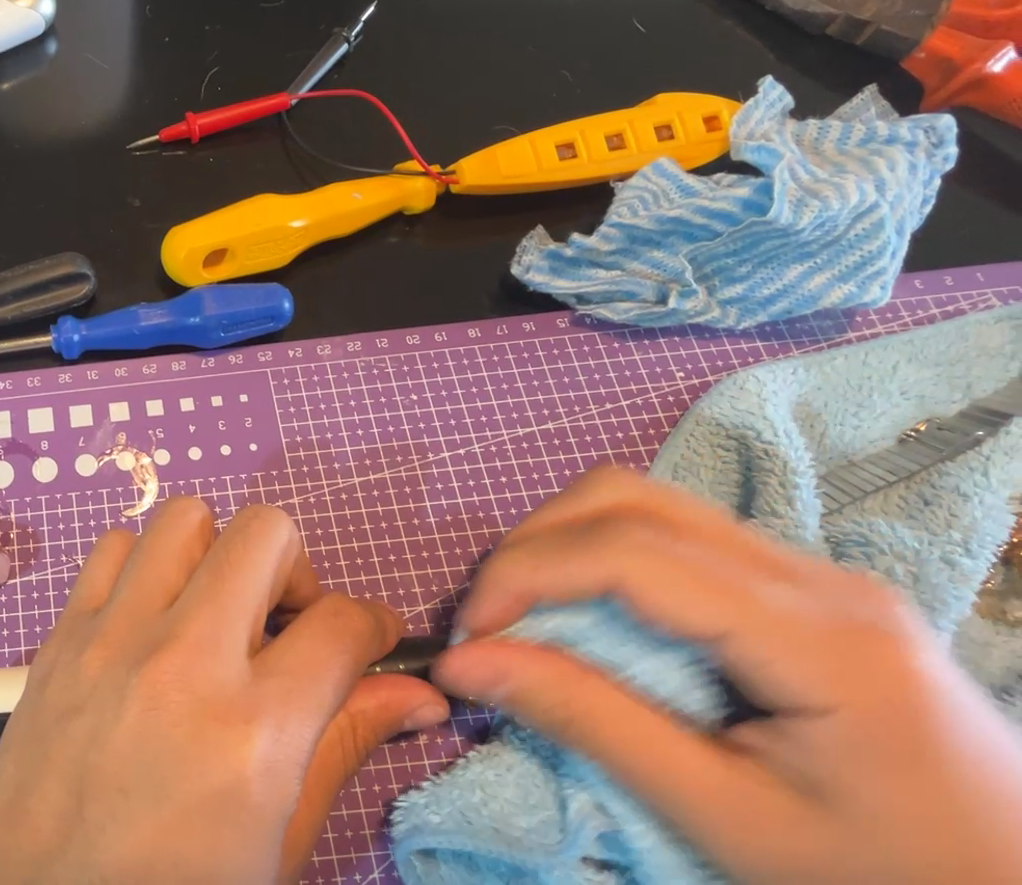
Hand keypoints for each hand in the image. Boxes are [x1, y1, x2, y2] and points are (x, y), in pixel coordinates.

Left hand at [0, 498, 448, 883]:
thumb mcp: (280, 836)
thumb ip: (346, 745)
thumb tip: (418, 691)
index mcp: (255, 730)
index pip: (341, 623)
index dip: (373, 623)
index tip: (368, 639)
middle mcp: (186, 660)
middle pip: (264, 533)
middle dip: (293, 566)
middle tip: (280, 619)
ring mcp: (115, 636)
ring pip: (185, 519)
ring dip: (215, 554)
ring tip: (211, 610)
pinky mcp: (63, 632)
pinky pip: (113, 546)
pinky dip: (143, 565)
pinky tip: (148, 616)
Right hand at [434, 467, 1021, 884]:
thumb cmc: (882, 876)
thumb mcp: (724, 818)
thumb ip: (588, 722)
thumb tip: (464, 662)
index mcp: (817, 636)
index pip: (630, 551)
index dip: (526, 574)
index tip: (471, 636)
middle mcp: (817, 575)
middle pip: (630, 498)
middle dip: (533, 546)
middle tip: (490, 621)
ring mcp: (814, 572)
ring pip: (646, 502)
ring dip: (561, 544)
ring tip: (525, 614)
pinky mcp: (802, 586)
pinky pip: (673, 534)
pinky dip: (600, 558)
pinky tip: (587, 614)